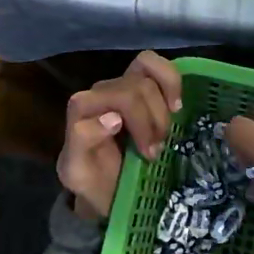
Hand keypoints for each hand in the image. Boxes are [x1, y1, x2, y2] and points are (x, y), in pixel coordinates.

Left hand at [57, 51, 183, 219]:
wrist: (106, 188)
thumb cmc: (93, 181)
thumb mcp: (77, 173)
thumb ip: (82, 143)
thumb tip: (112, 118)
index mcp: (82, 108)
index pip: (114, 96)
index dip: (139, 121)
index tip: (147, 154)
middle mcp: (102, 91)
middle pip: (135, 88)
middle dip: (151, 121)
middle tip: (155, 152)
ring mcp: (123, 84)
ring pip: (149, 76)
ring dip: (162, 110)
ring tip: (162, 136)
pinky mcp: (143, 84)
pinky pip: (158, 66)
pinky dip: (172, 82)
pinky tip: (176, 106)